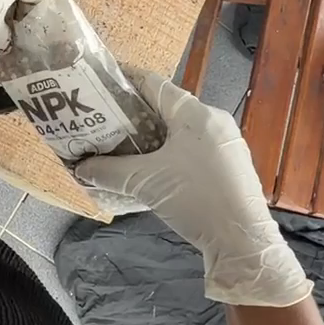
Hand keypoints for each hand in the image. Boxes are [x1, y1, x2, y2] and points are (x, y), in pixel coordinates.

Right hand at [75, 70, 311, 307]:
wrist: (243, 243)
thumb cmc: (195, 199)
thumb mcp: (144, 183)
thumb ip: (108, 171)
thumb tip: (80, 167)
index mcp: (195, 113)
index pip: (153, 84)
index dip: (123, 81)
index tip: (98, 85)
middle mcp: (212, 120)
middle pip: (165, 107)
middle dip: (132, 114)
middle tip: (102, 121)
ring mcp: (224, 143)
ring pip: (178, 129)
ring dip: (149, 136)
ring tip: (119, 146)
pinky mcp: (228, 166)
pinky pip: (191, 148)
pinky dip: (167, 152)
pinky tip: (149, 169)